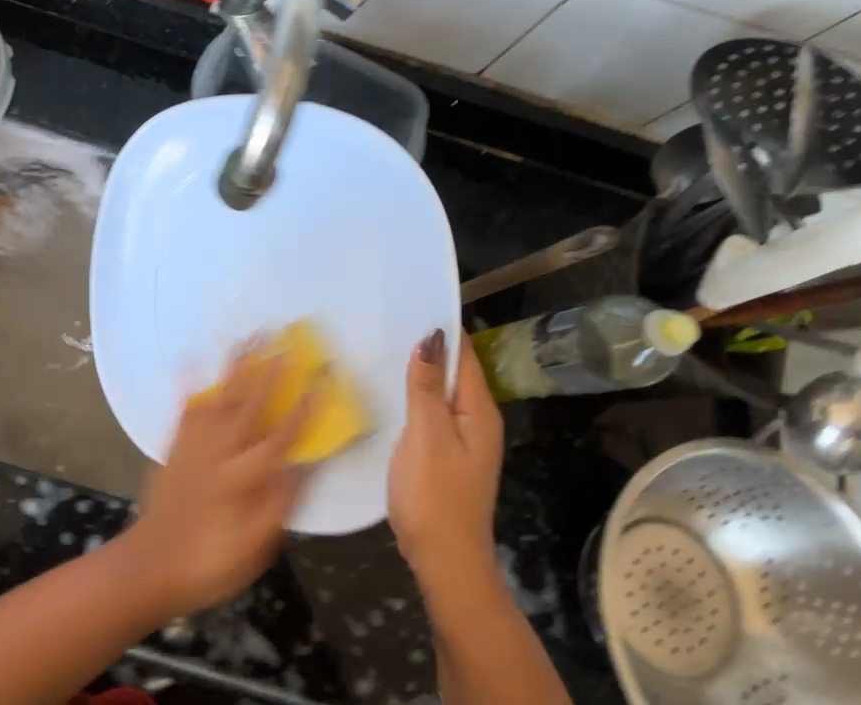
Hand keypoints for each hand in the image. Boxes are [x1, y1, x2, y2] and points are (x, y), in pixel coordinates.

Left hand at [120, 349, 313, 617]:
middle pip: (249, 405)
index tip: (319, 379)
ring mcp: (193, 446)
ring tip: (248, 339)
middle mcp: (220, 452)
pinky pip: (184, 409)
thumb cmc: (210, 563)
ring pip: (219, 398)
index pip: (281, 435)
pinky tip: (190, 361)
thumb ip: (280, 501)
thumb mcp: (256, 545)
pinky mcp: (173, 447)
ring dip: (234, 367)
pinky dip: (189, 384)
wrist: (151, 567)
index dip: (302, 408)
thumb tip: (304, 463)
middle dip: (269, 372)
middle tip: (284, 340)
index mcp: (245, 477)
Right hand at [387, 330, 503, 578]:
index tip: (408, 301)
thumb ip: (426, 386)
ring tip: (381, 348)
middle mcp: (477, 420)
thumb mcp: (427, 435)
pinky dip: (414, 398)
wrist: (444, 559)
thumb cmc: (435, 495)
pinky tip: (389, 394)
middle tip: (384, 320)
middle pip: (453, 371)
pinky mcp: (445, 455)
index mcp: (479, 411)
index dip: (441, 328)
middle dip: (426, 346)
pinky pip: (432, 413)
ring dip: (417, 373)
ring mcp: (462, 440)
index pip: (463, 355)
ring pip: (440, 393)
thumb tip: (432, 336)